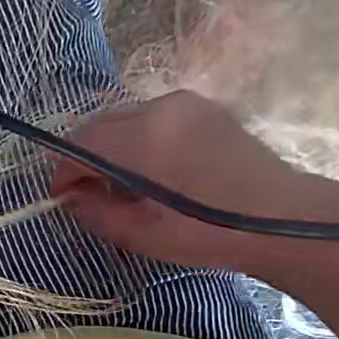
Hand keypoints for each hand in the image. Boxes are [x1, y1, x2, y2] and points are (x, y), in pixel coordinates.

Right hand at [48, 91, 338, 276]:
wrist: (281, 219)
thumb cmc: (208, 235)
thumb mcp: (142, 235)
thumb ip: (96, 212)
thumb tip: (72, 197)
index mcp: (144, 139)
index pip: (80, 144)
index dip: (61, 170)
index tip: (57, 196)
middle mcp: (160, 108)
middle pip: (99, 124)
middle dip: (82, 156)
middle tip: (81, 192)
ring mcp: (184, 103)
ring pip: (124, 118)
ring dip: (108, 147)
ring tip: (115, 184)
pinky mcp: (202, 108)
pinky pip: (151, 117)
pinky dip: (135, 139)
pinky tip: (146, 170)